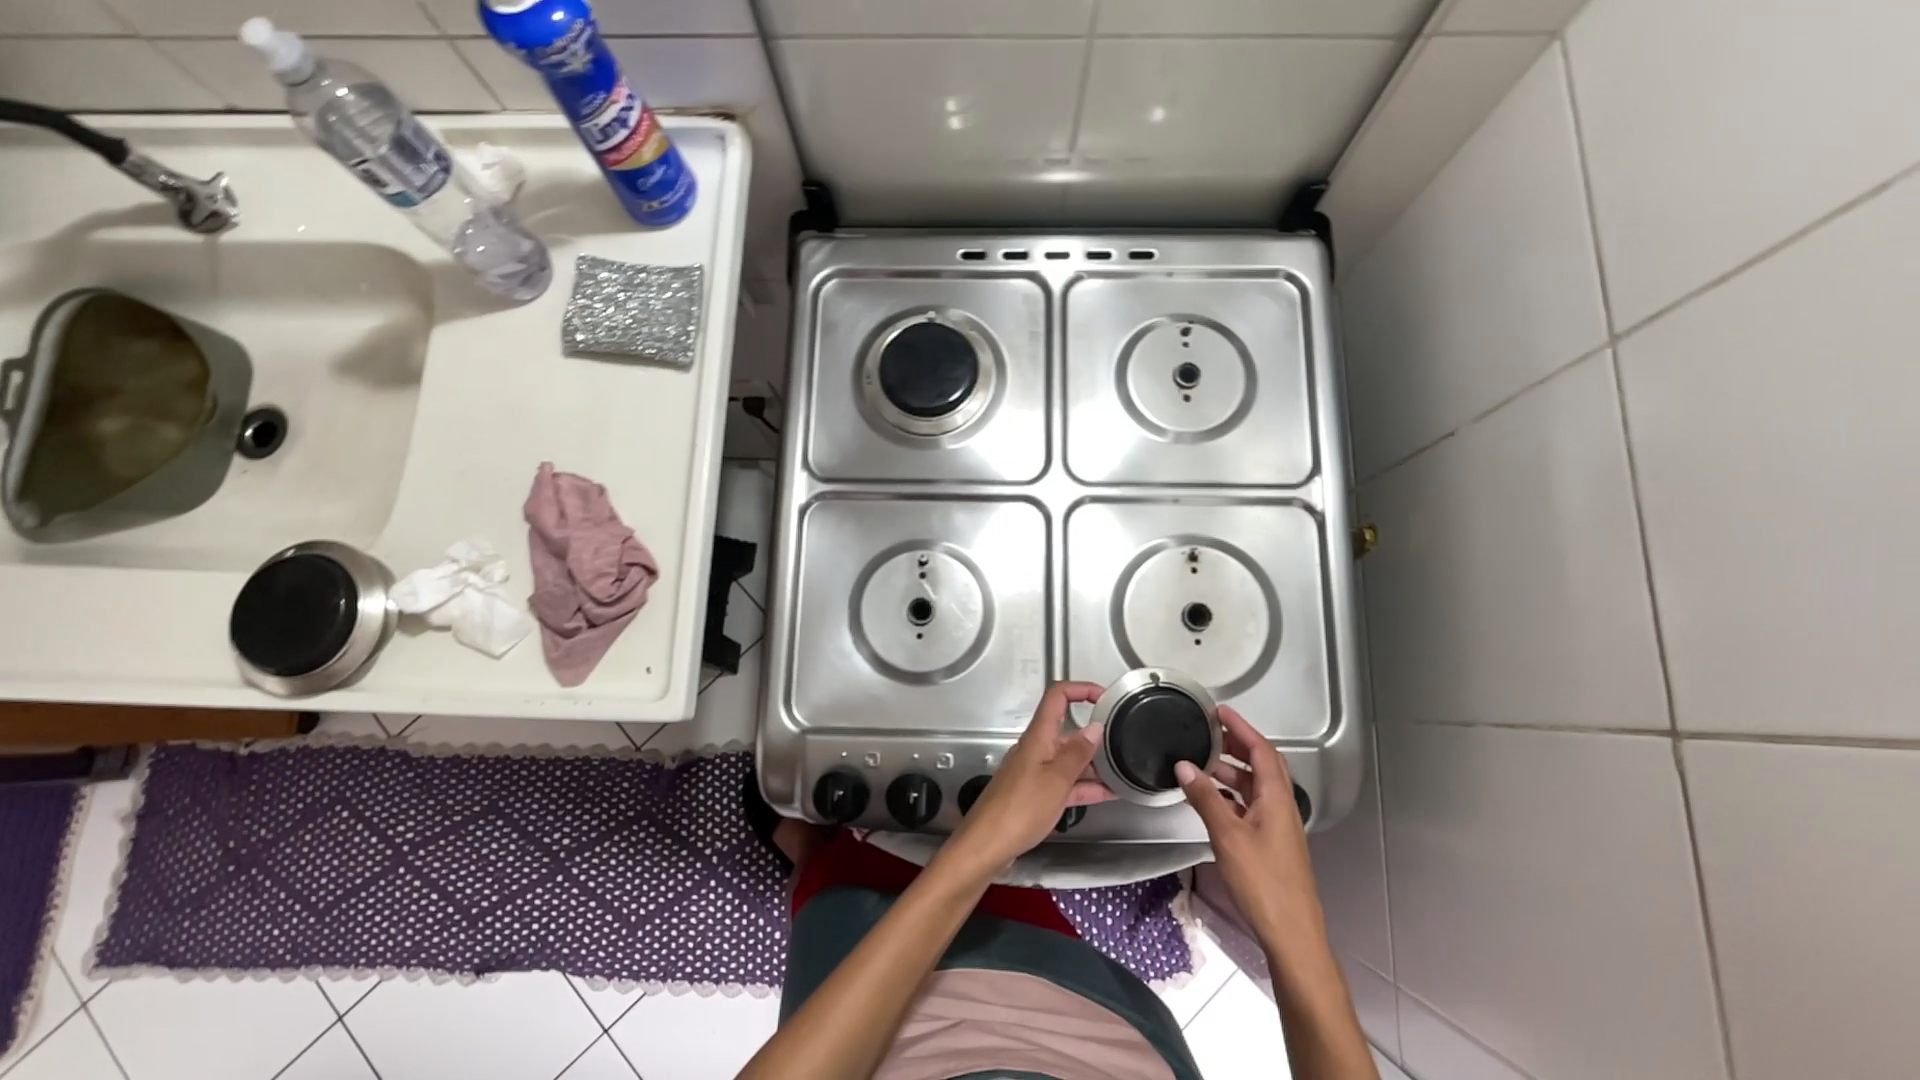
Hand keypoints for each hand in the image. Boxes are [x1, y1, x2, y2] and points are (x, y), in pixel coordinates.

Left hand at [945, 681, 1112, 873]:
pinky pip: (1065, 783)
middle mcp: (1036, 749)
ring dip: (1094, 765)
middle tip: (1124, 742)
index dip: (1081, 689)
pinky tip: (1108, 794)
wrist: (987, 845)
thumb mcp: (1056, 780)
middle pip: (1067, 731)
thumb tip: (1095, 727)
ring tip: (1124, 771)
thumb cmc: (1020, 808)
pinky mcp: (1035, 795)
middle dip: (1095, 735)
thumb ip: (1077, 754)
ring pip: (1069, 760)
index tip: (1105, 697)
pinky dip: (1085, 786)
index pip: (1057, 697)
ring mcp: (1035, 772)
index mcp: (1038, 737)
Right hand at [1176, 705, 1324, 944]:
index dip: (1241, 727)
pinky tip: (1211, 800)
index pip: (1262, 749)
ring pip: (1255, 786)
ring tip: (1201, 765)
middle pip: (1262, 764)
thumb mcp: (1227, 835)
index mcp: (1277, 797)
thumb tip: (1185, 766)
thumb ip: (1205, 798)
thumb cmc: (1263, 881)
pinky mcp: (1271, 843)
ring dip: (1231, 772)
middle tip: (1208, 734)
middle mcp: (1281, 806)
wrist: (1290, 931)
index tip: (1219, 712)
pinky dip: (1231, 795)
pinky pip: (1250, 806)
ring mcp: (1278, 826)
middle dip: (1236, 746)